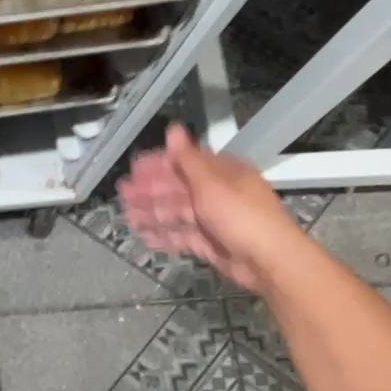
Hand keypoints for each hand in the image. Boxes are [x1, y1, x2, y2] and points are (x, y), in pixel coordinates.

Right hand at [117, 124, 304, 292]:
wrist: (267, 260)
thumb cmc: (241, 216)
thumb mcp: (212, 184)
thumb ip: (188, 159)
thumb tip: (173, 130)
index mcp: (223, 174)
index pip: (186, 163)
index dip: (159, 164)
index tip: (134, 168)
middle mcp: (217, 193)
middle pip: (178, 189)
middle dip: (150, 191)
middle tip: (124, 193)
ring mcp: (212, 219)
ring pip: (176, 213)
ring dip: (151, 213)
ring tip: (128, 216)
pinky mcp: (208, 242)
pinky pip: (181, 235)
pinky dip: (163, 235)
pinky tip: (145, 235)